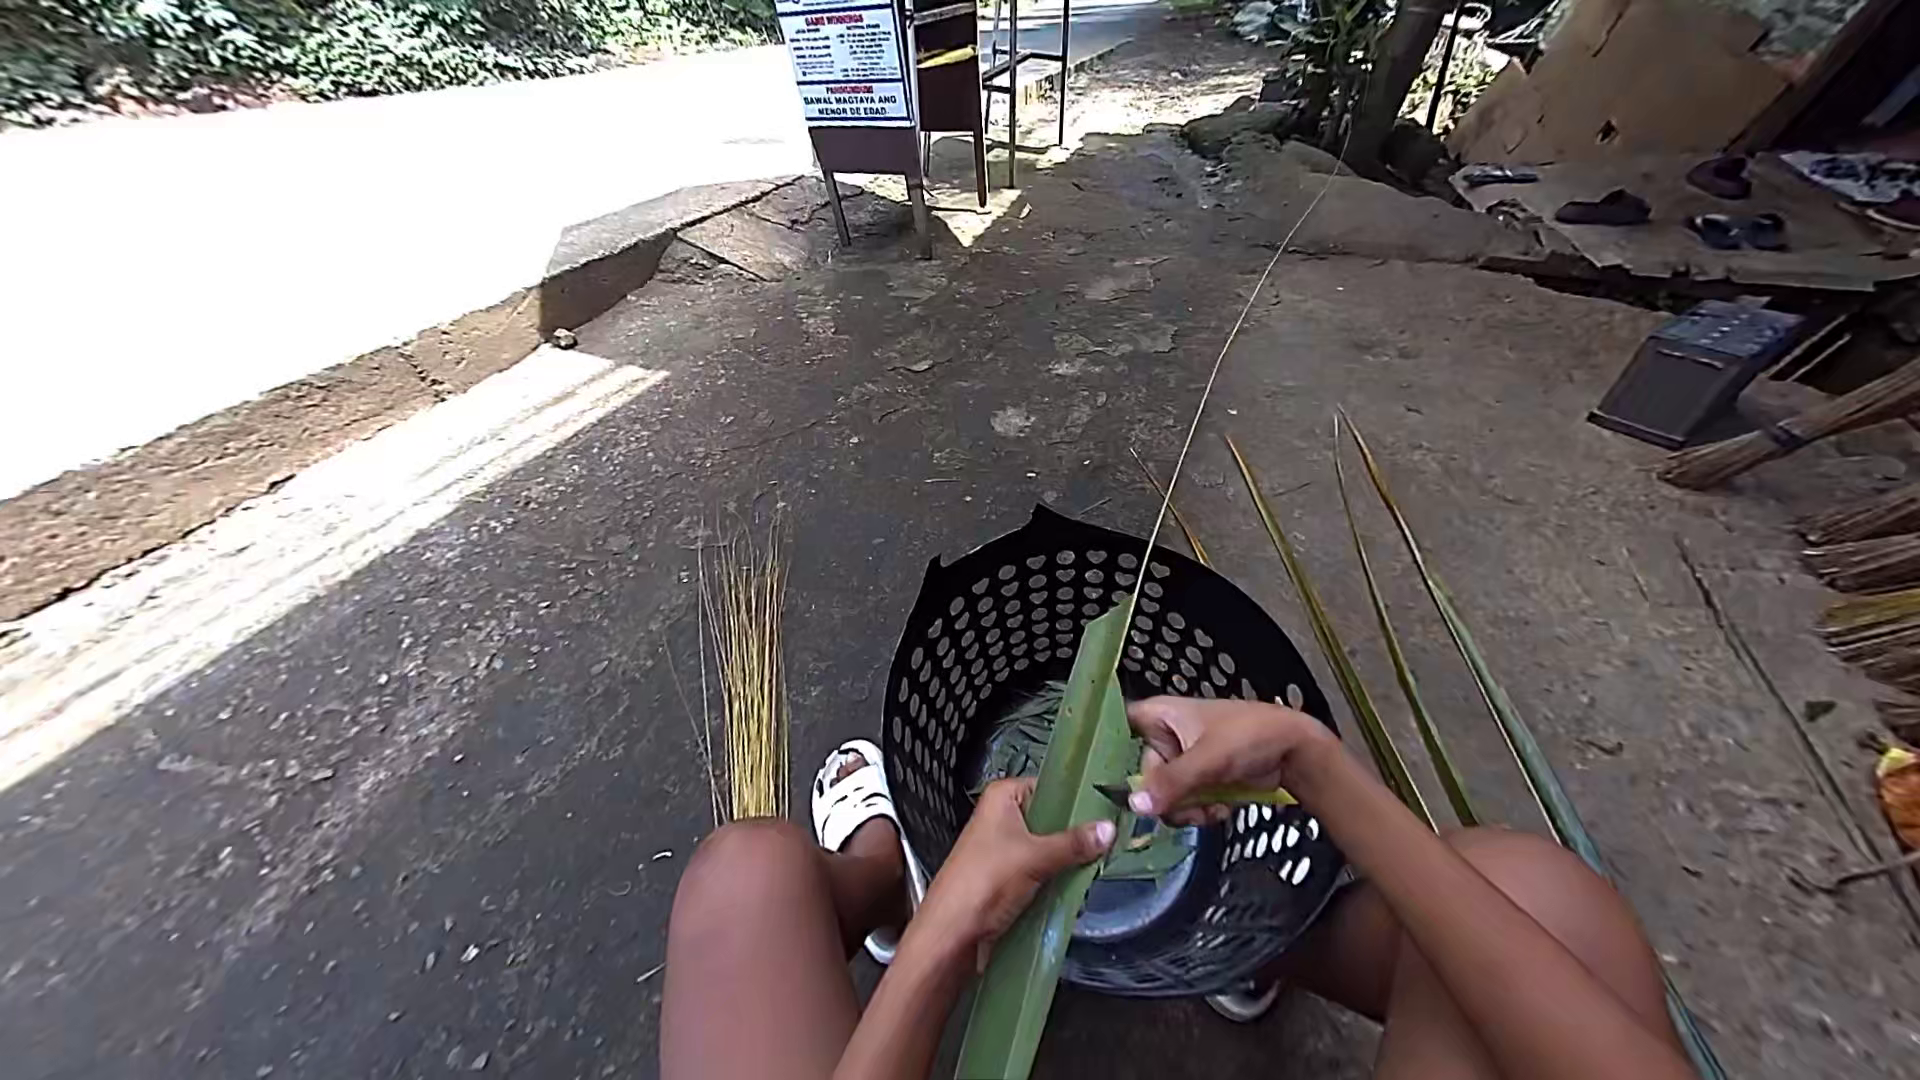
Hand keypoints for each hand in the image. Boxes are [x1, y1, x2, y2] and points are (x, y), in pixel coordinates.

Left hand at [909, 777, 1114, 971]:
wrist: (953, 933)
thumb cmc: (987, 881)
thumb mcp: (1035, 857)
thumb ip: (1074, 844)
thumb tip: (1111, 828)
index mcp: (1003, 796)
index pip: (1048, 785)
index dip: (1076, 797)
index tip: (1109, 809)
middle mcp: (1002, 815)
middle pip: (1050, 817)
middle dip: (1076, 833)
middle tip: (1112, 841)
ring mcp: (1004, 846)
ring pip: (1048, 845)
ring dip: (1069, 858)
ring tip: (1101, 864)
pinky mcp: (1008, 874)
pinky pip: (1041, 868)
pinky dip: (1058, 876)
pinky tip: (1080, 885)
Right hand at [1126, 696, 1335, 824]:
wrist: (1296, 751)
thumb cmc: (1248, 736)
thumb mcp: (1208, 758)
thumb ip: (1172, 783)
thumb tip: (1134, 806)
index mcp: (1159, 714)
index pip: (1116, 727)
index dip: (1107, 751)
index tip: (1109, 782)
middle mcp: (1164, 734)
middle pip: (1141, 771)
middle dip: (1163, 796)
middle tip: (1185, 809)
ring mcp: (1182, 757)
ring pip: (1163, 791)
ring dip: (1184, 808)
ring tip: (1209, 810)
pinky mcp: (1199, 777)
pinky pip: (1183, 799)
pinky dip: (1198, 809)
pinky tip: (1219, 809)